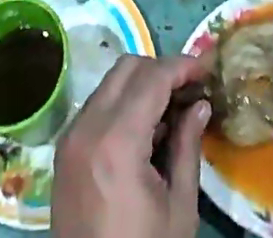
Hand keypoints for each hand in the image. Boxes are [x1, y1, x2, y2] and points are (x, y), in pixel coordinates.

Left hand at [54, 53, 212, 237]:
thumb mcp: (178, 206)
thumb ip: (188, 147)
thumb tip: (199, 105)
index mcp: (117, 141)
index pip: (153, 77)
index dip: (183, 66)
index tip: (207, 70)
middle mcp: (87, 127)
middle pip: (127, 67)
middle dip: (161, 70)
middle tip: (190, 90)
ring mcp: (70, 137)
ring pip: (110, 82)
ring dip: (141, 84)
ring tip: (171, 110)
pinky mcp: (64, 150)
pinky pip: (96, 105)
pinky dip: (122, 102)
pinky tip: (145, 129)